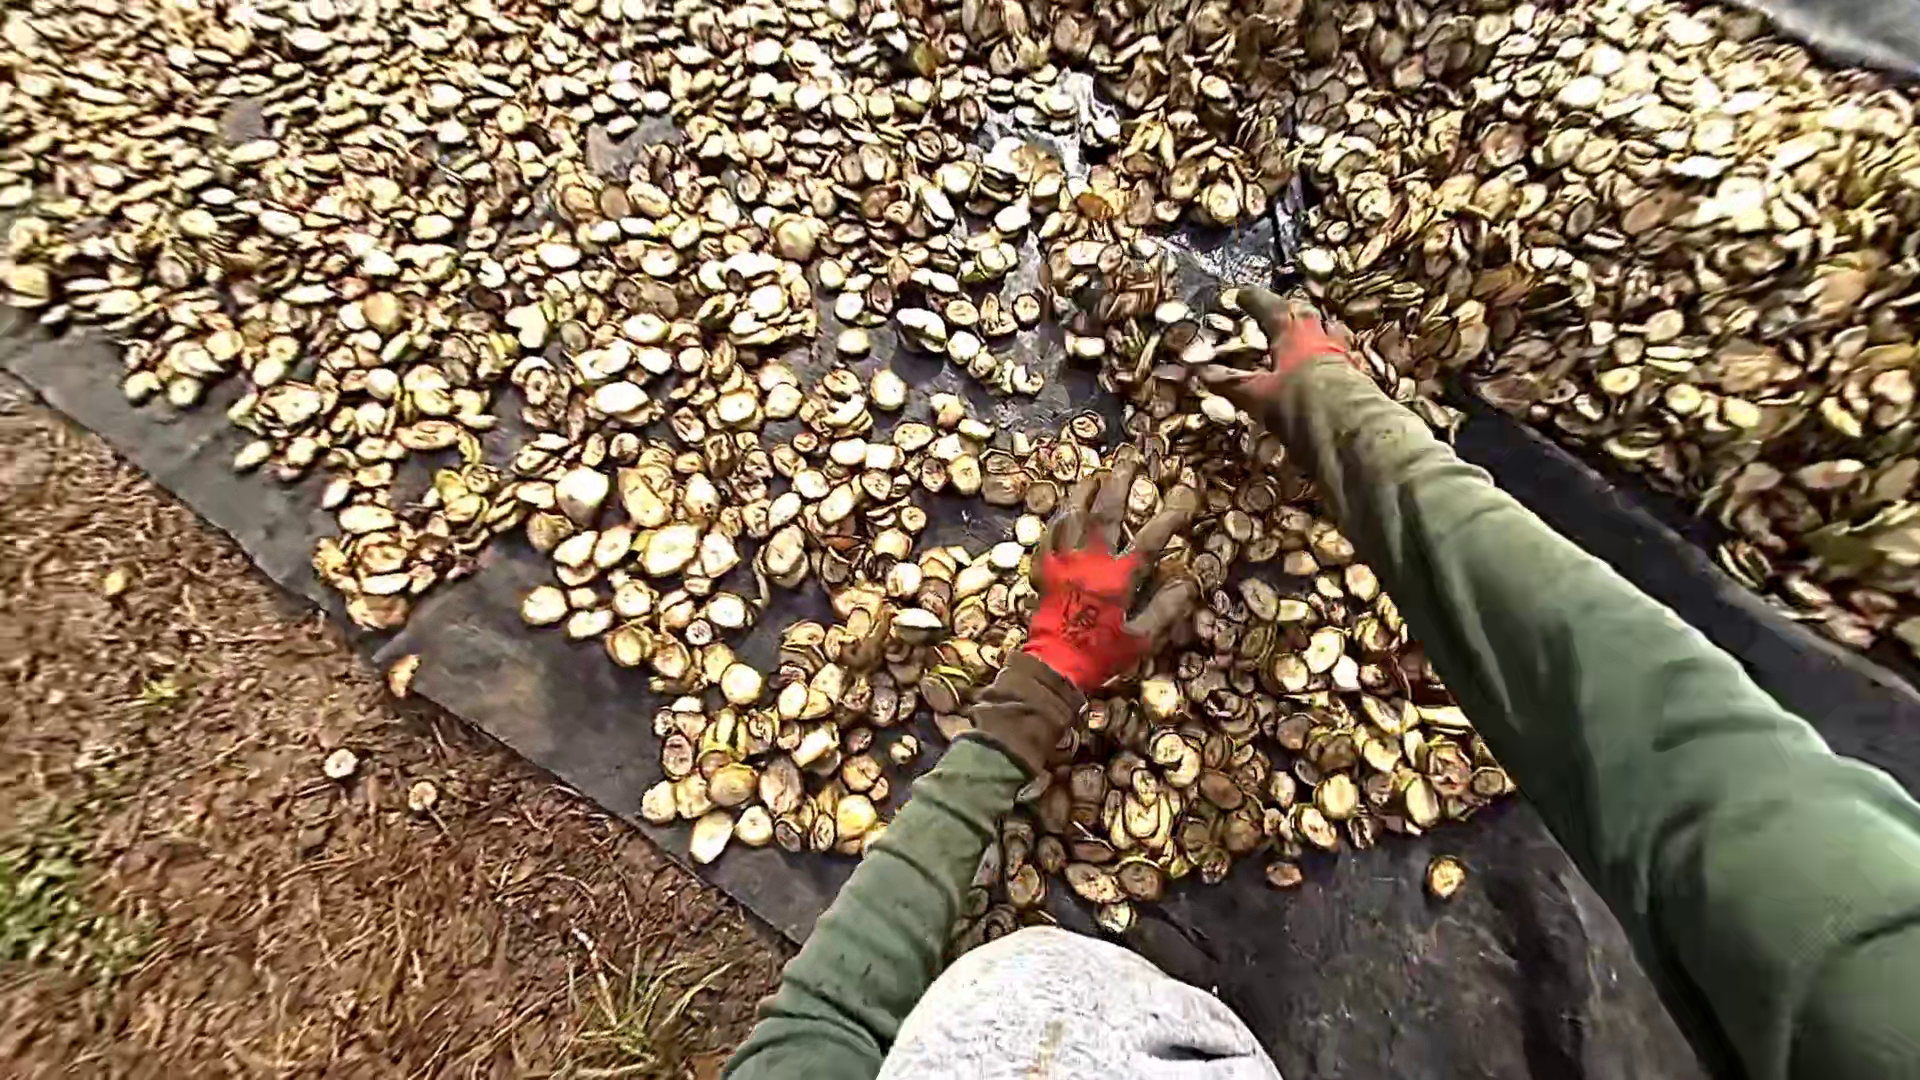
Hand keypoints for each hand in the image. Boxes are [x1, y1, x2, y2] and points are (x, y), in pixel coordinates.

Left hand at [1022, 447, 1198, 691]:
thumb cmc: (1101, 652)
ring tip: (1096, 475)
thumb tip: (1189, 578)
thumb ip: (1167, 607)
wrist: (1055, 663)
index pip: (1150, 539)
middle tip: (1130, 461)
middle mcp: (1089, 561)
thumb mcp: (1142, 639)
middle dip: (1120, 483)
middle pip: (1106, 512)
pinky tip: (1065, 508)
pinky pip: (1050, 533)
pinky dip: (1059, 517)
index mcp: (1117, 577)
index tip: (1185, 495)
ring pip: (1073, 515)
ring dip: (1085, 492)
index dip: (1170, 516)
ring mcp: (1063, 561)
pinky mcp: (1044, 568)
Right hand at [1196, 287, 1357, 414]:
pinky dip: (1325, 356)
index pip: (1273, 311)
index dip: (1256, 301)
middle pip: (1305, 316)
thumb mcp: (1255, 395)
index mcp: (1294, 337)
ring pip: (1326, 333)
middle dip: (1289, 311)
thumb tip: (1202, 372)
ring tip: (1304, 333)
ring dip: (1313, 330)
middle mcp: (1320, 340)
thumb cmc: (1298, 403)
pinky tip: (1321, 366)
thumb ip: (1230, 383)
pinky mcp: (1354, 378)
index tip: (1242, 294)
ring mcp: (1341, 357)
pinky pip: (1337, 357)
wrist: (1348, 428)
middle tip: (1279, 309)